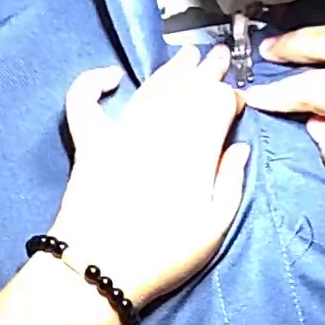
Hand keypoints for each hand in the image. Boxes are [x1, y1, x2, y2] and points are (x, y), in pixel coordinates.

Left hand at [48, 45, 249, 306]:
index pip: (218, 102)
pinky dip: (93, 82)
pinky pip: (85, 101)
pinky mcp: (89, 142)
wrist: (101, 268)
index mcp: (195, 145)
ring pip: (149, 86)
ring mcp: (120, 130)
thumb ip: (231, 182)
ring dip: (170, 69)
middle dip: (206, 70)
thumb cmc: (164, 254)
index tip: (238, 101)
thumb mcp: (215, 226)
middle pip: (187, 86)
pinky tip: (110, 76)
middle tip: (217, 56)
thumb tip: (238, 148)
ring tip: (185, 56)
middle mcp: (159, 126)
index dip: (231, 96)